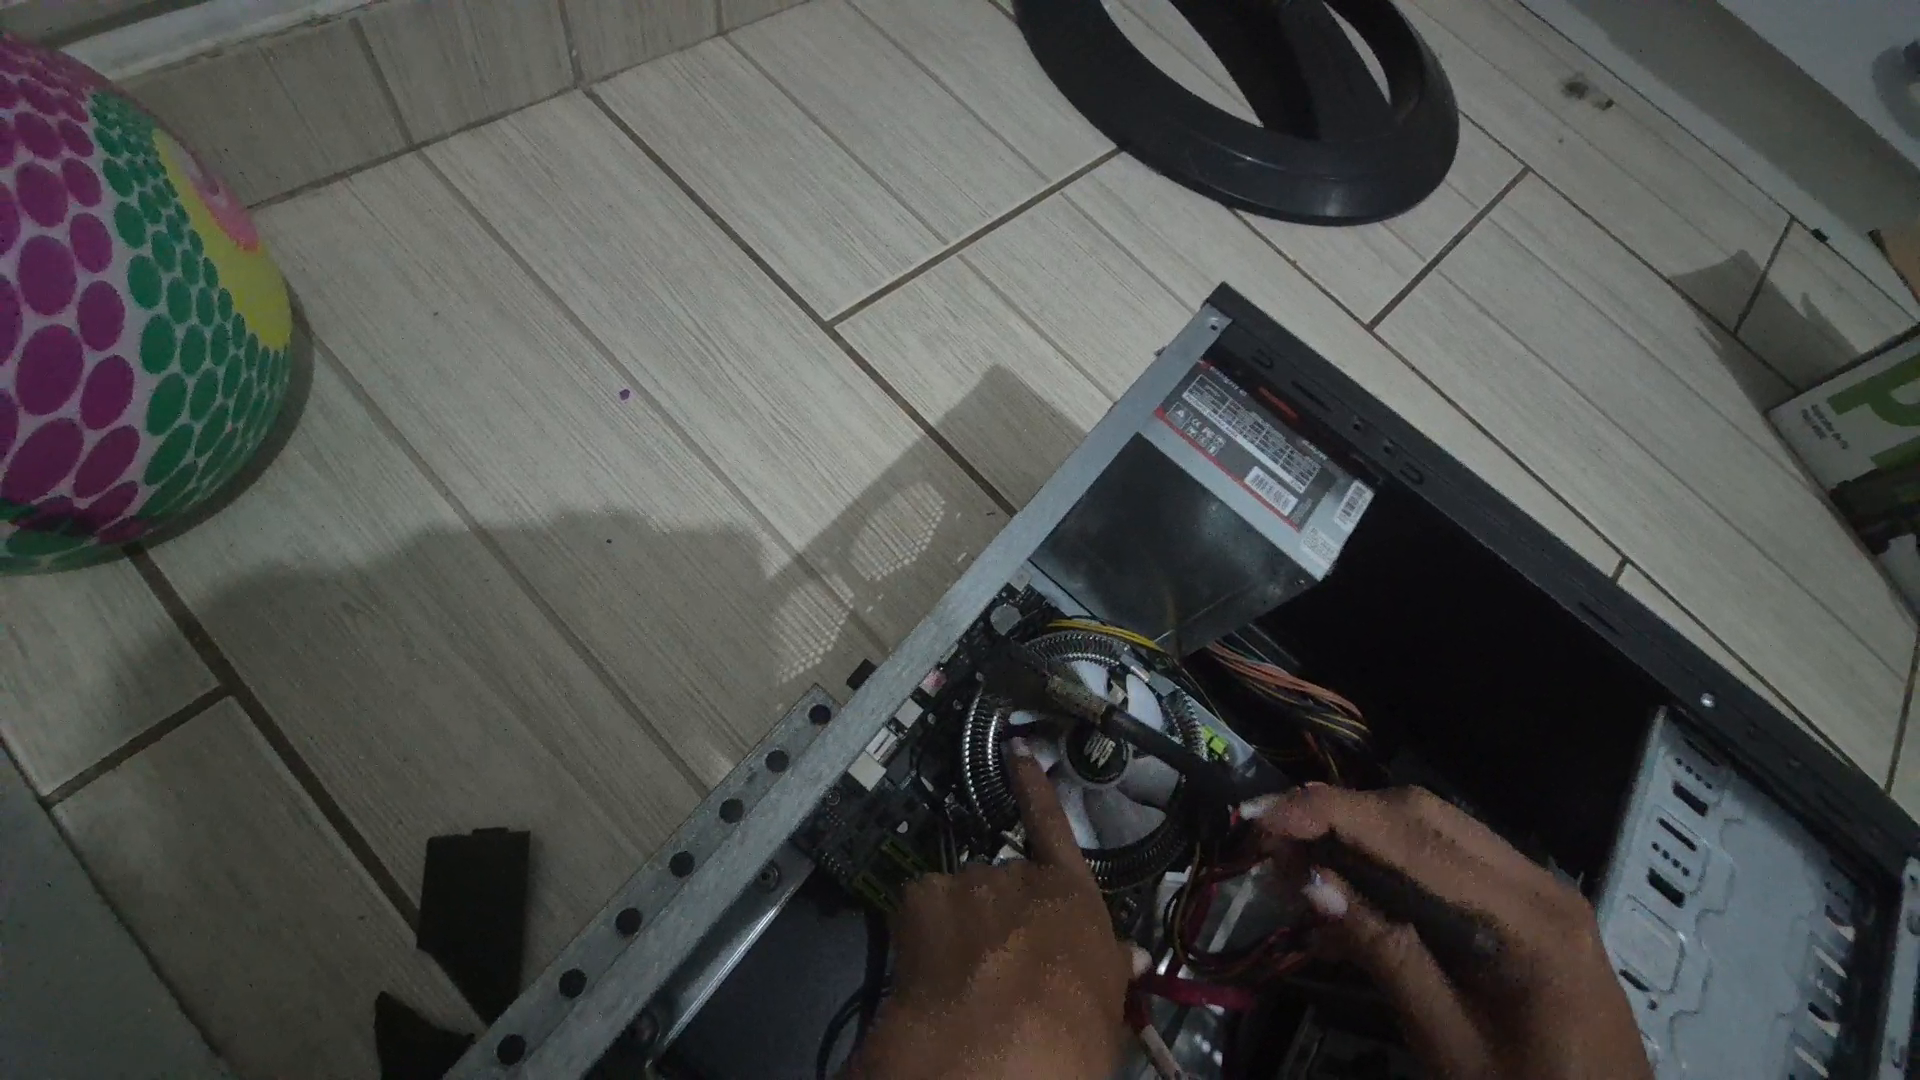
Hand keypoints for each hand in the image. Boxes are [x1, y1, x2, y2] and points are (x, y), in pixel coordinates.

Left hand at [847, 738, 1137, 1079]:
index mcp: (1068, 894)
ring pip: (961, 898)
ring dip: (961, 926)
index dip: (1033, 785)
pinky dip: (924, 933)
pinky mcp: (920, 898)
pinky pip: (922, 910)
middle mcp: (1015, 874)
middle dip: (997, 914)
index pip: (1051, 824)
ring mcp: (966, 880)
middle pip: (1001, 883)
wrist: (994, 1053)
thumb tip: (1131, 953)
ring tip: (961, 976)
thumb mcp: (1107, 1003)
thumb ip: (1110, 965)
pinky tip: (928, 970)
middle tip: (995, 965)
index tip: (1015, 747)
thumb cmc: (1069, 1032)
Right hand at [1243, 785, 1651, 1079]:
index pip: (1413, 838)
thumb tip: (1311, 880)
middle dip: (1337, 812)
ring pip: (1426, 825)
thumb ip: (1387, 952)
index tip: (1265, 818)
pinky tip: (1342, 888)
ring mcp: (1534, 888)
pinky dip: (1382, 859)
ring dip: (1355, 830)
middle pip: (1419, 814)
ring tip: (1296, 859)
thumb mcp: (1450, 1042)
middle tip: (1272, 836)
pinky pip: (1440, 857)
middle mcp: (1537, 883)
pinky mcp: (1520, 902)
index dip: (1331, 815)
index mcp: (1529, 919)